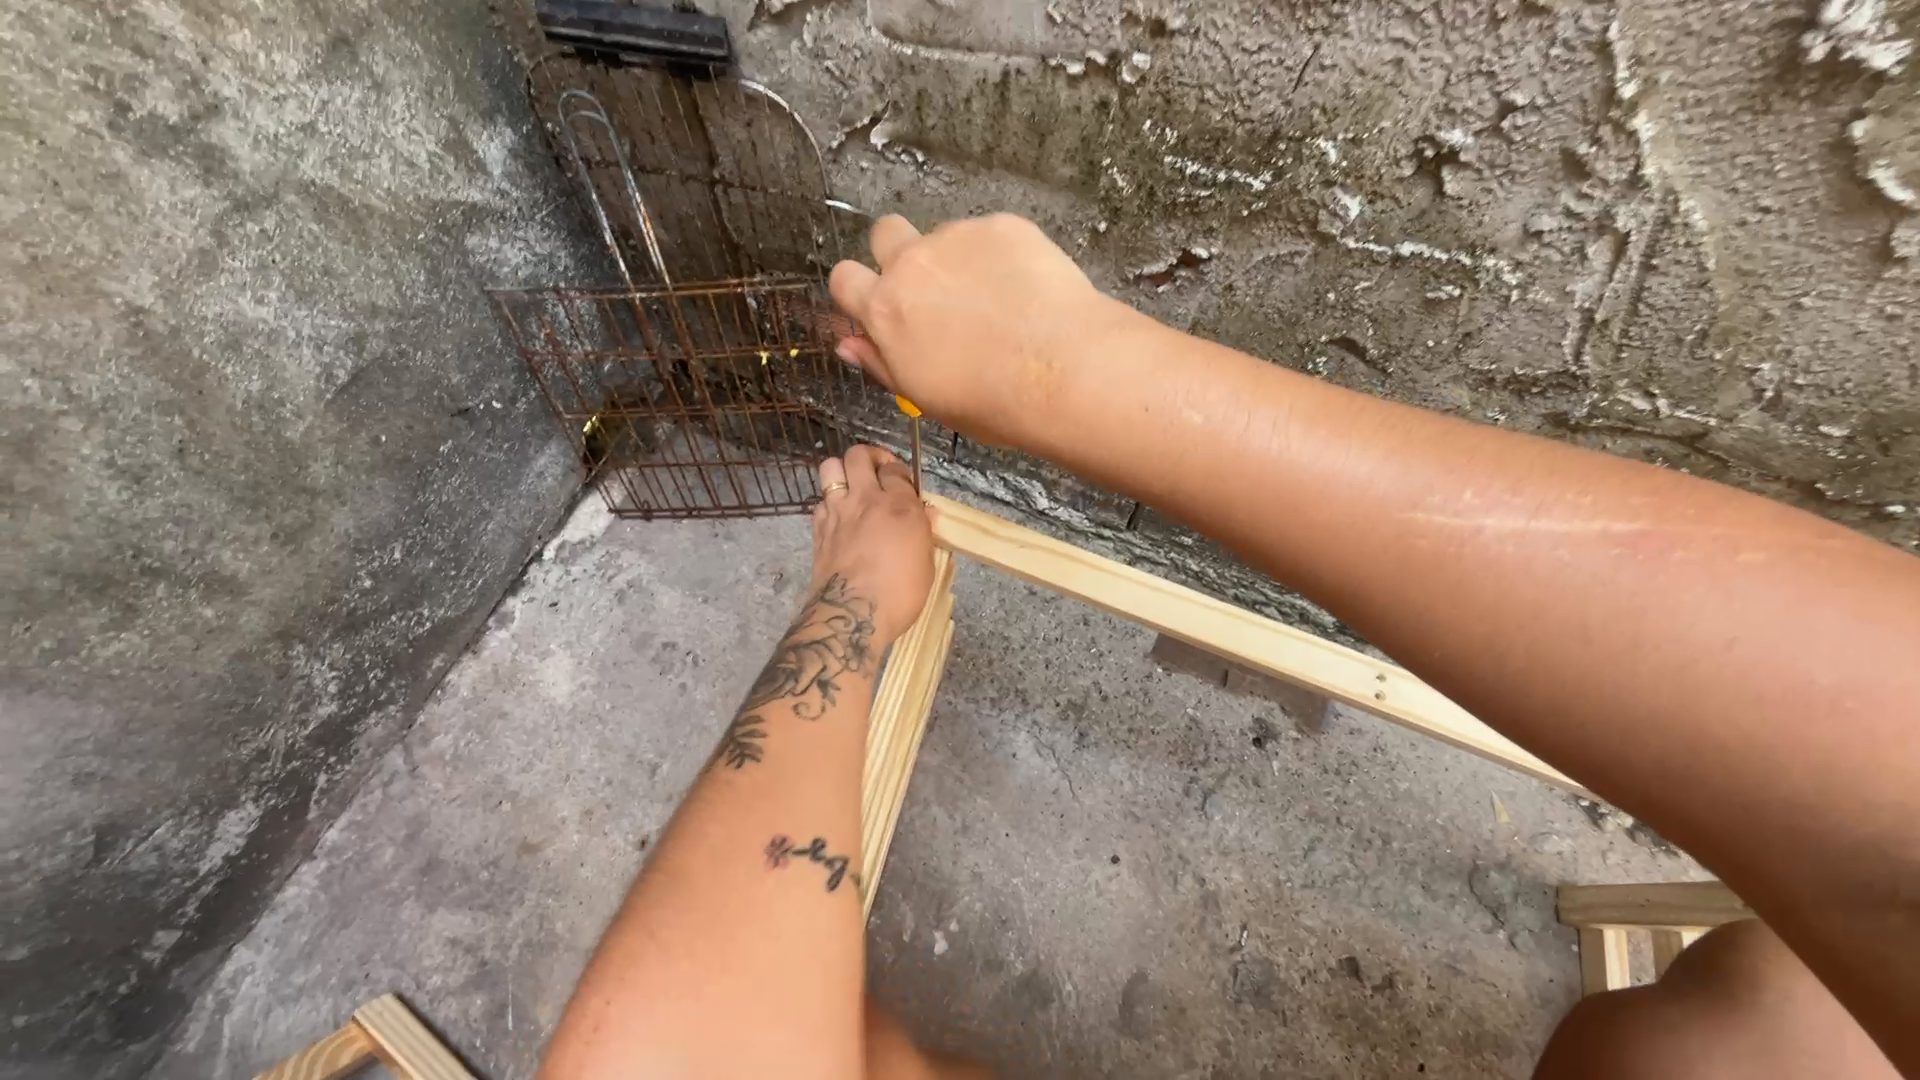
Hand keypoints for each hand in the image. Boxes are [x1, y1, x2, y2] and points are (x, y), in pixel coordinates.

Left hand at [809, 444, 934, 645]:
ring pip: (830, 467)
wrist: (851, 615)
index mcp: (900, 506)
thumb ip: (922, 532)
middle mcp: (866, 500)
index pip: (896, 469)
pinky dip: (830, 503)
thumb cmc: (899, 595)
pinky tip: (840, 518)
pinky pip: (820, 500)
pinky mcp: (818, 529)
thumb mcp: (926, 564)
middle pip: (859, 455)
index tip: (904, 485)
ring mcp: (838, 512)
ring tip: (853, 487)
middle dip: (870, 457)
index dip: (900, 473)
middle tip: (878, 472)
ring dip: (843, 471)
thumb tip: (923, 514)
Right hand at [828, 214, 1108, 448]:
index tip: (880, 305)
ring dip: (957, 259)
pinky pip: (990, 234)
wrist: (1061, 371)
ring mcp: (958, 238)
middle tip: (932, 290)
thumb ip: (882, 363)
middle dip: (899, 253)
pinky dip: (1000, 255)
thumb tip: (849, 346)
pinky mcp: (1002, 226)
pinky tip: (1024, 290)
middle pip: (884, 234)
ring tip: (994, 300)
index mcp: (886, 310)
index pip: (844, 279)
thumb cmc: (992, 401)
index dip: (860, 290)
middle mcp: (913, 264)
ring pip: (944, 236)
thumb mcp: (925, 397)